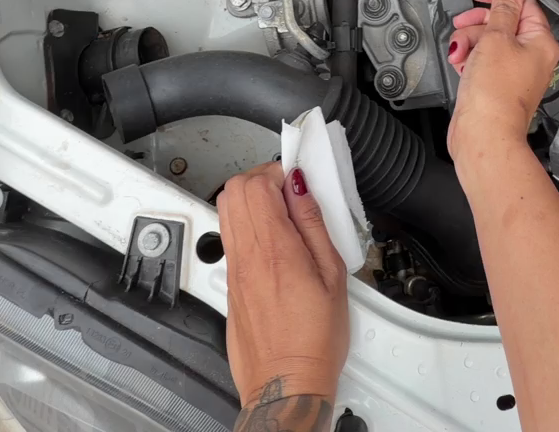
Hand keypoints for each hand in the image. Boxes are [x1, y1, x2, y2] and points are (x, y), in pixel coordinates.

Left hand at [216, 162, 348, 423]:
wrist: (286, 386)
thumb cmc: (315, 338)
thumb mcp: (332, 274)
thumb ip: (313, 223)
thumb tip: (301, 188)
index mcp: (274, 249)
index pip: (258, 184)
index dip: (280, 171)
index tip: (299, 180)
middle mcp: (246, 255)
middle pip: (235, 189)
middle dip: (263, 177)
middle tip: (289, 190)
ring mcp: (233, 270)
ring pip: (226, 208)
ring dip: (252, 197)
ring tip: (281, 210)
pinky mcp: (229, 284)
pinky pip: (229, 235)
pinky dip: (247, 222)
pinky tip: (274, 236)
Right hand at [445, 0, 558, 164]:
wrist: (484, 135)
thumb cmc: (496, 94)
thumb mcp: (496, 38)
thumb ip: (502, 8)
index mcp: (541, 41)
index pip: (523, 3)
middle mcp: (532, 56)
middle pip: (503, 21)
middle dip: (478, 22)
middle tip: (463, 23)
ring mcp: (515, 71)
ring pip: (489, 40)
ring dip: (469, 42)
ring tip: (461, 53)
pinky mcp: (498, 84)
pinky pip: (482, 60)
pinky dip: (469, 59)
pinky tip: (462, 66)